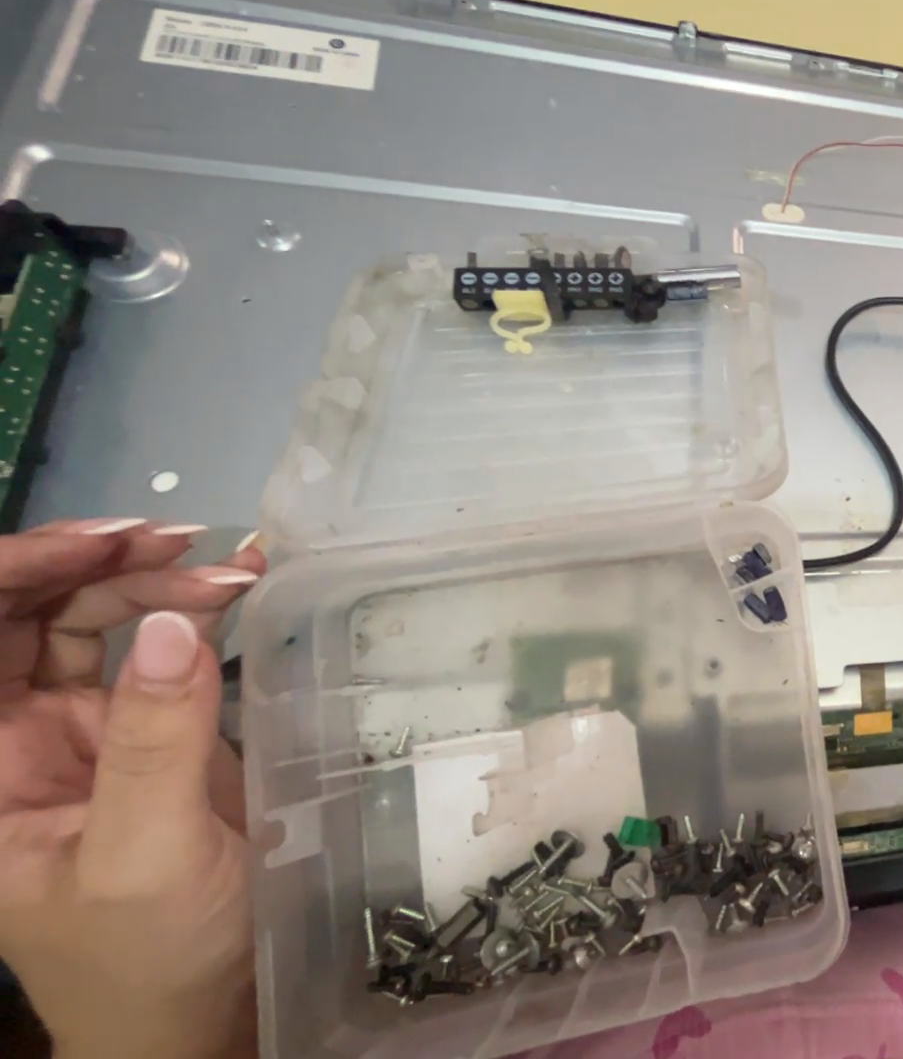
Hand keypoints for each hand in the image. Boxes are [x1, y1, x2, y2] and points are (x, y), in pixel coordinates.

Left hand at [0, 522, 263, 1058]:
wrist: (204, 995)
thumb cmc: (147, 946)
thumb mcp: (145, 850)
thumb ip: (151, 741)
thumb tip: (174, 626)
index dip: (13, 575)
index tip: (115, 544)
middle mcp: (8, 737)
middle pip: (22, 618)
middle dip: (96, 569)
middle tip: (189, 547)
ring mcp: (82, 729)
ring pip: (92, 623)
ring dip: (156, 584)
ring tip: (235, 568)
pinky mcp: (152, 728)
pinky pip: (160, 649)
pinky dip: (197, 609)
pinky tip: (241, 582)